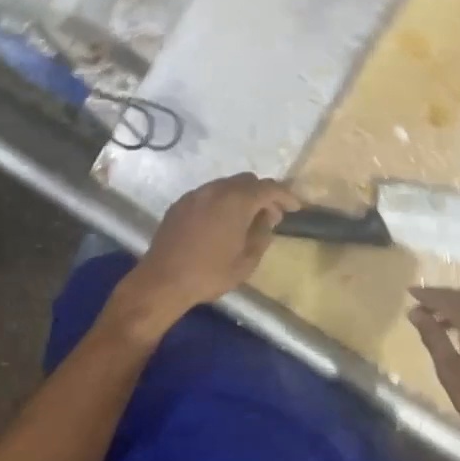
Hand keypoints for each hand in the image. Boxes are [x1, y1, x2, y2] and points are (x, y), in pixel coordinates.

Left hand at [121, 174, 300, 319]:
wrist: (163, 279)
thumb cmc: (209, 273)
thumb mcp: (246, 261)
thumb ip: (262, 235)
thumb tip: (266, 219)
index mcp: (235, 201)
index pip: (268, 187)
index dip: (285, 195)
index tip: (296, 208)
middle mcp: (214, 190)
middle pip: (246, 181)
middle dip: (263, 194)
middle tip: (271, 217)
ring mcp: (194, 194)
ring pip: (225, 185)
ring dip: (241, 197)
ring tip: (246, 221)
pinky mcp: (180, 203)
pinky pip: (208, 194)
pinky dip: (221, 201)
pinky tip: (221, 223)